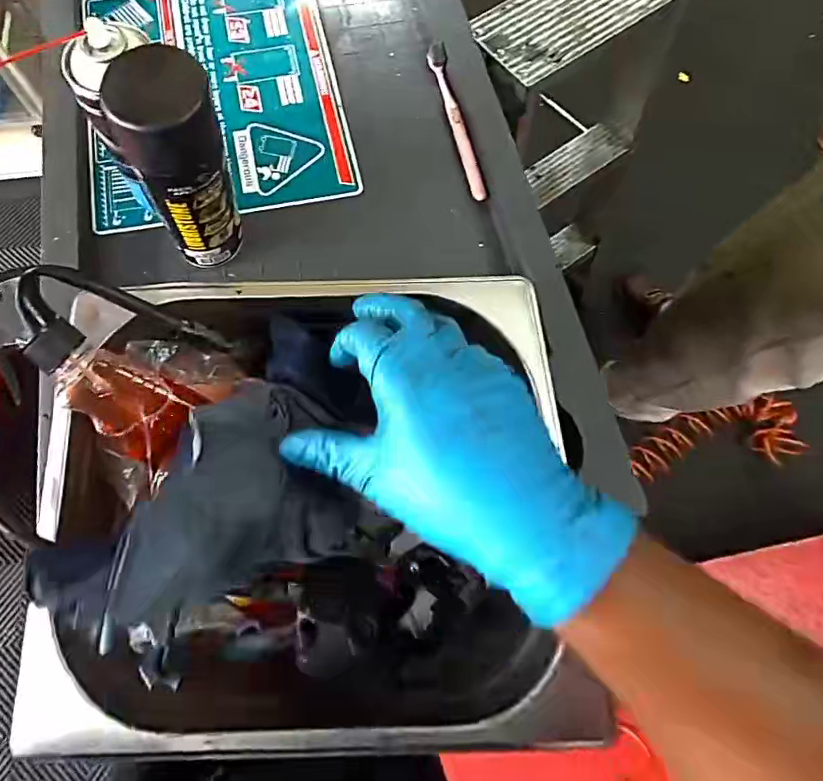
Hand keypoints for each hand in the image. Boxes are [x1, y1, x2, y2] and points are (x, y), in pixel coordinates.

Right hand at [279, 294, 636, 626]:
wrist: (528, 514)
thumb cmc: (450, 496)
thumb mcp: (377, 474)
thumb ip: (331, 452)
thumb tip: (294, 446)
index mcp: (400, 370)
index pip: (361, 332)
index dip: (343, 342)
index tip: (339, 360)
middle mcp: (437, 355)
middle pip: (403, 310)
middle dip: (379, 307)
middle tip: (364, 312)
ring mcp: (474, 362)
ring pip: (439, 323)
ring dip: (415, 322)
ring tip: (400, 335)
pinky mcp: (501, 377)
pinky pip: (468, 347)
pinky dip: (447, 347)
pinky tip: (443, 371)